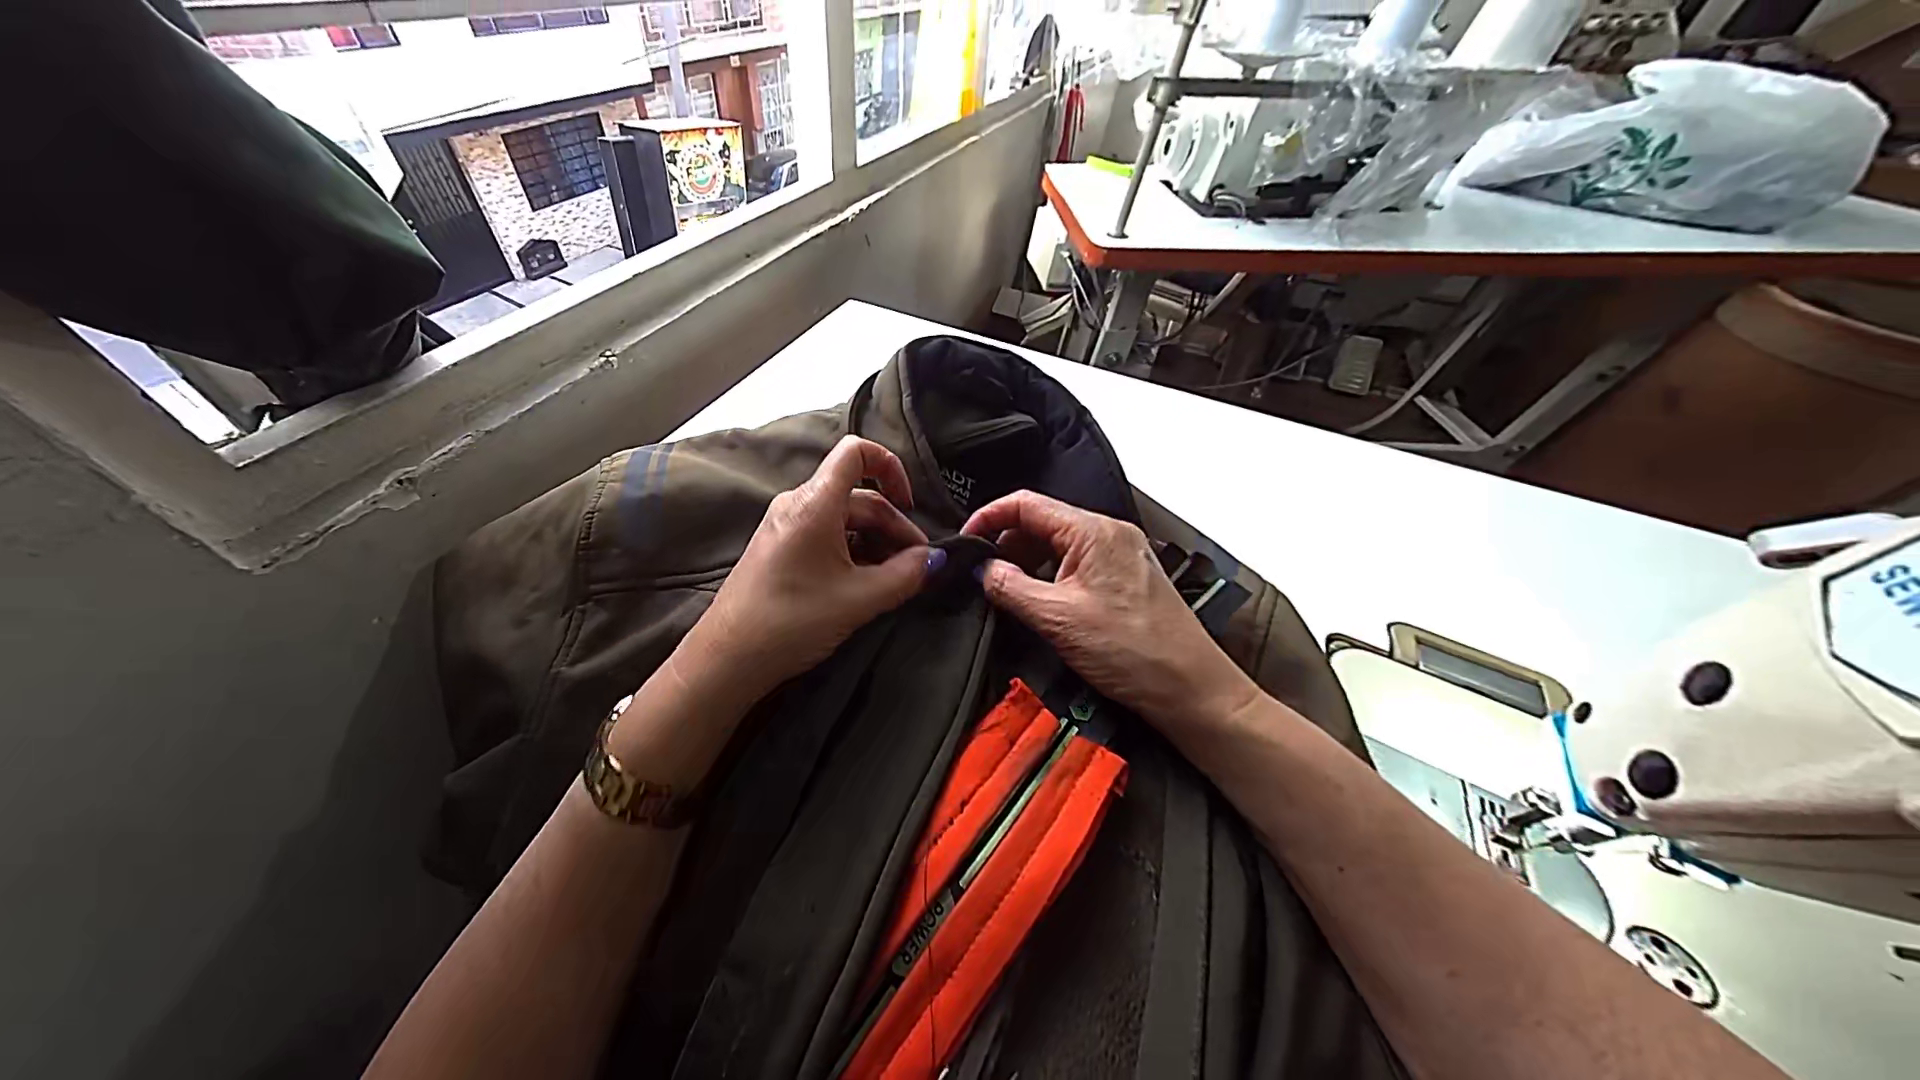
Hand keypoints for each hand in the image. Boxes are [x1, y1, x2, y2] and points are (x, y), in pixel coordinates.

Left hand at [681, 436, 932, 701]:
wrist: (728, 659)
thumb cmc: (789, 622)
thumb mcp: (860, 599)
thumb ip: (907, 575)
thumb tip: (937, 559)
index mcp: (814, 503)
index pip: (857, 452)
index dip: (891, 468)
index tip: (910, 504)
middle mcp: (798, 505)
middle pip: (860, 497)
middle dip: (894, 527)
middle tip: (918, 565)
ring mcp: (787, 527)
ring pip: (846, 520)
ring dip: (877, 544)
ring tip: (896, 580)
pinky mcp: (782, 550)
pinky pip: (829, 537)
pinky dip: (855, 553)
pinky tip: (867, 585)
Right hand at [963, 490, 1258, 734]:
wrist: (1189, 689)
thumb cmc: (1137, 652)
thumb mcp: (1057, 618)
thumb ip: (1010, 588)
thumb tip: (981, 570)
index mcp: (1094, 532)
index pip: (1026, 504)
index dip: (988, 517)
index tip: (966, 540)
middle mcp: (1109, 535)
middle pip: (1041, 522)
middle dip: (1006, 545)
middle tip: (985, 577)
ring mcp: (1119, 556)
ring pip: (1057, 545)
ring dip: (1027, 565)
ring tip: (1010, 595)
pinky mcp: (1122, 578)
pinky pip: (1075, 565)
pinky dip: (1049, 578)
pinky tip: (1040, 604)